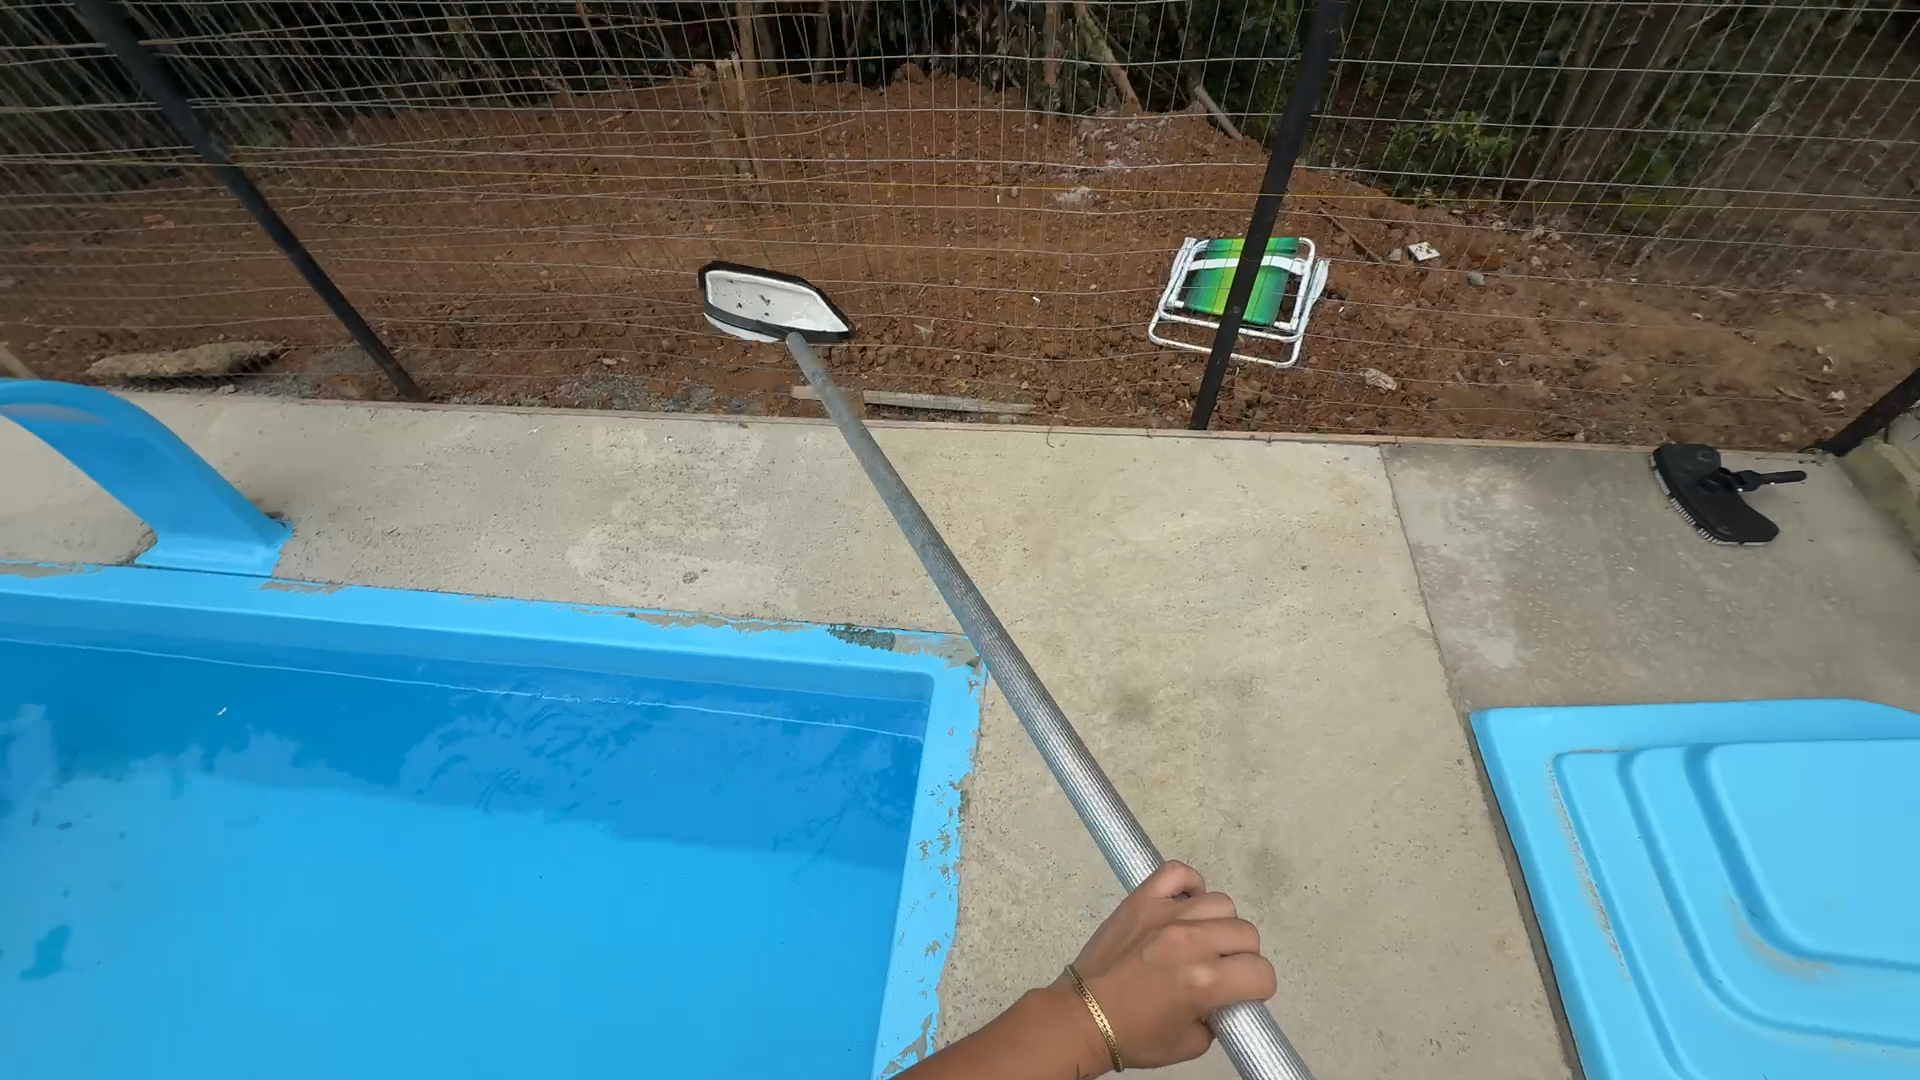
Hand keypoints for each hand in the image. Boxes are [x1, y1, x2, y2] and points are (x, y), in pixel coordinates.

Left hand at [1058, 860, 1276, 1071]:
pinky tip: (1186, 904)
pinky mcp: (1142, 897)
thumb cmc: (1136, 1034)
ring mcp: (1164, 913)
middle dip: (1242, 956)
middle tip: (1222, 968)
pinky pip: (1176, 871)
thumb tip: (1228, 993)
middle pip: (1246, 933)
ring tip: (1202, 939)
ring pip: (1219, 902)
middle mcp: (1189, 941)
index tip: (1244, 992)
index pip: (1261, 972)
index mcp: (1205, 982)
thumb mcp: (1192, 1042)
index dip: (1258, 987)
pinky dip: (1189, 883)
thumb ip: (1220, 1015)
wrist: (1085, 1012)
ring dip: (1219, 924)